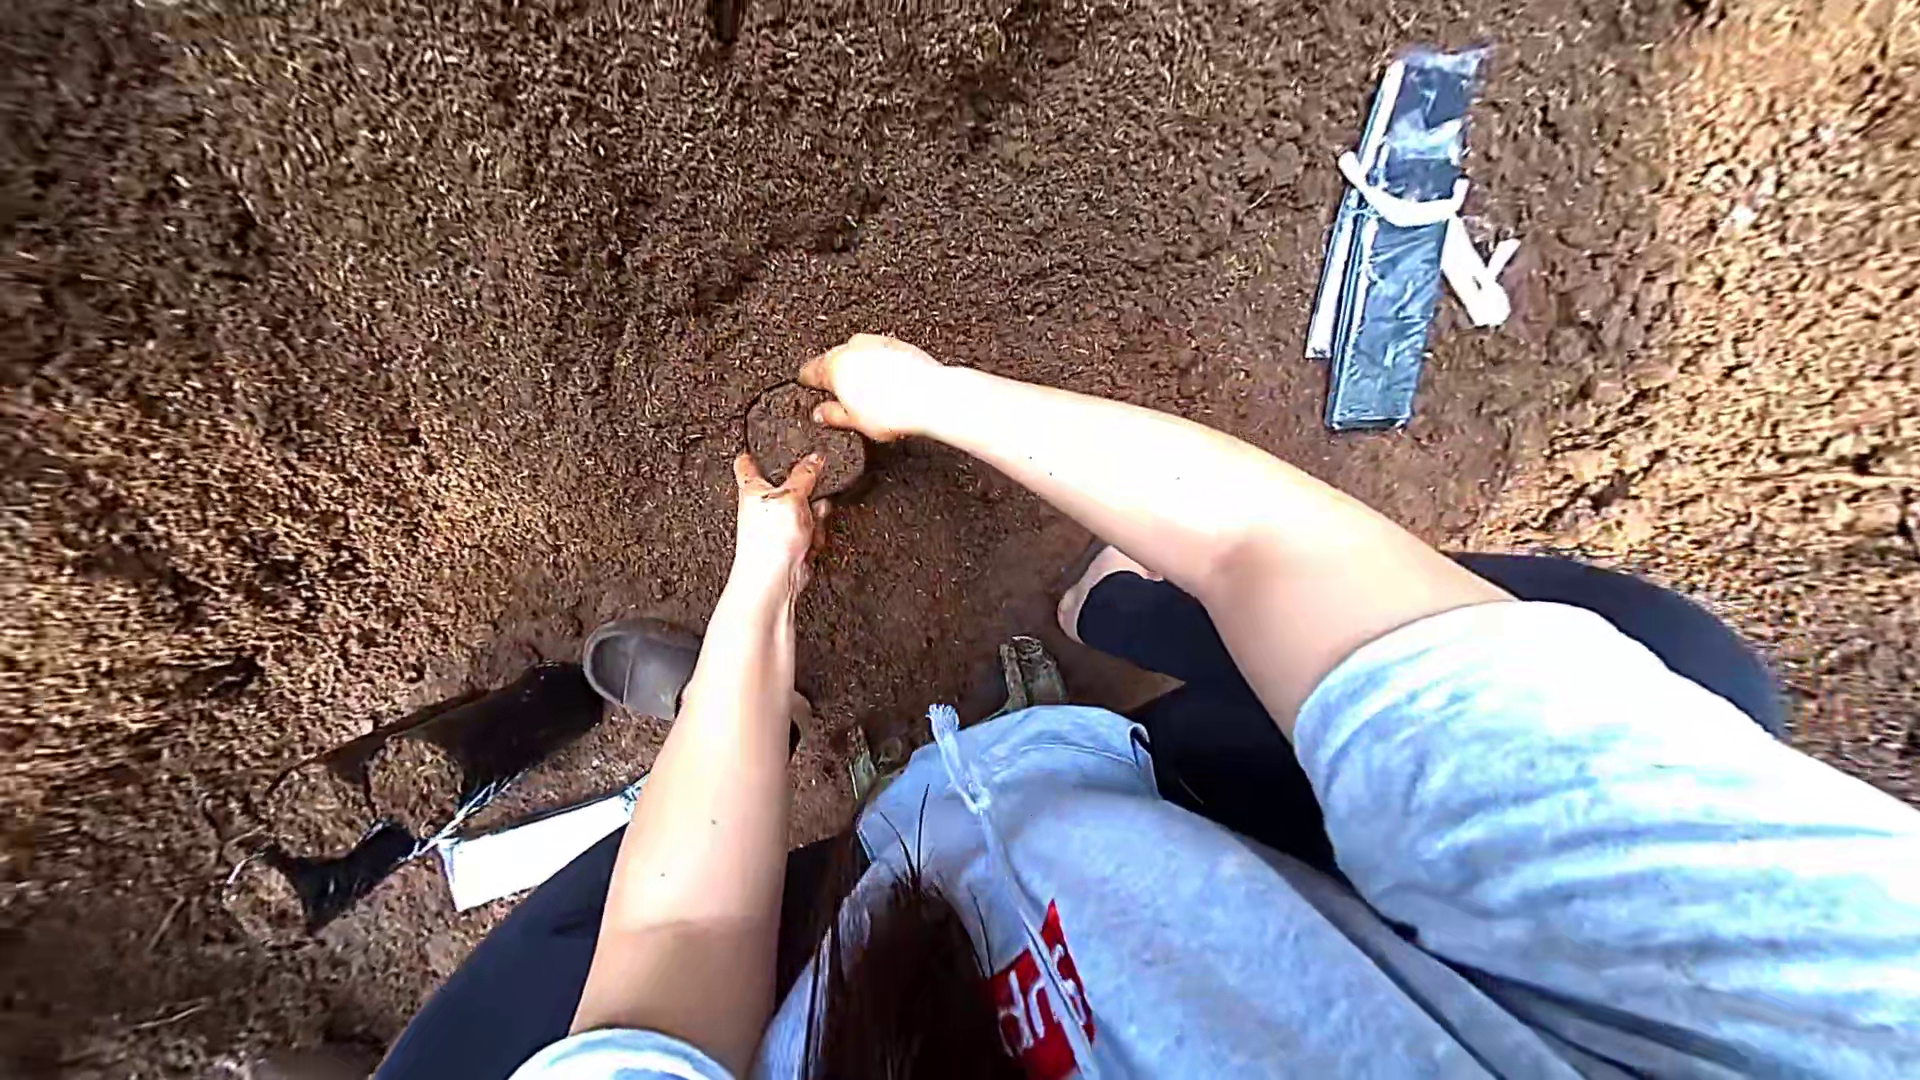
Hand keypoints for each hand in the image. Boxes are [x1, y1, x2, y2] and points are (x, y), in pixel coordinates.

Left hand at [729, 453, 830, 598]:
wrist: (774, 577)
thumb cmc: (768, 539)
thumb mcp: (791, 496)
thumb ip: (805, 474)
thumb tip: (815, 458)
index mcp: (752, 489)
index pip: (747, 463)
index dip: (752, 452)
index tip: (754, 443)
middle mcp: (763, 506)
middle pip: (790, 485)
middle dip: (806, 490)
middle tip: (811, 491)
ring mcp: (780, 525)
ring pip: (807, 508)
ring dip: (815, 516)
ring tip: (809, 526)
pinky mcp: (795, 542)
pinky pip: (814, 529)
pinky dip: (817, 534)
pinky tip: (811, 540)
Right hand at [797, 333, 945, 441]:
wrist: (931, 397)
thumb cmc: (894, 410)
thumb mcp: (855, 423)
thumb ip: (833, 416)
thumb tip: (821, 413)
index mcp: (835, 366)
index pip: (812, 370)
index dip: (807, 379)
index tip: (806, 382)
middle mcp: (854, 348)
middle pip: (837, 360)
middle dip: (837, 374)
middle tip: (841, 393)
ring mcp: (878, 343)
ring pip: (861, 354)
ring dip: (861, 368)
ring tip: (870, 391)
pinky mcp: (901, 345)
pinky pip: (883, 354)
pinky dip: (881, 365)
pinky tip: (890, 381)